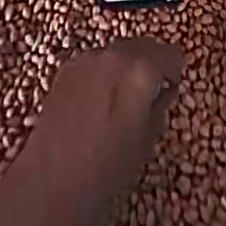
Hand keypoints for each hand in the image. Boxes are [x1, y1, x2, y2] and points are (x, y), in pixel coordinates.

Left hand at [0, 39, 180, 225]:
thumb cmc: (107, 168)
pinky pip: (96, 61)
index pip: (170, 55)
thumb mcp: (147, 140)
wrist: (52, 180)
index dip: (173, 73)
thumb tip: (161, 91)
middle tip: (149, 97)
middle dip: (150, 65)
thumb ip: (159, 105)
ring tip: (120, 104)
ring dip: (125, 67)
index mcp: (141, 70)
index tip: (169, 91)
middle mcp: (114, 53)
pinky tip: (96, 105)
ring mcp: (87, 58)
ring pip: (118, 51)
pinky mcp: (66, 67)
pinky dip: (103, 73)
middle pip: (143, 45)